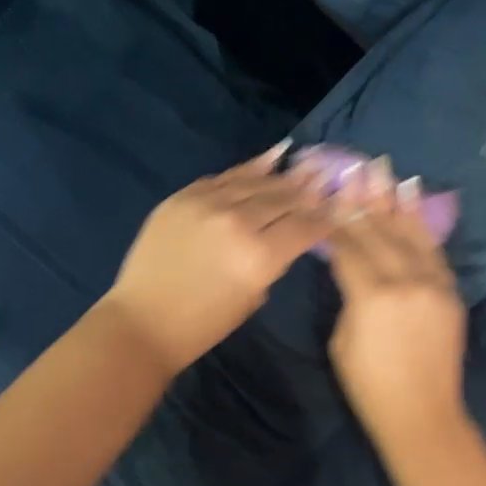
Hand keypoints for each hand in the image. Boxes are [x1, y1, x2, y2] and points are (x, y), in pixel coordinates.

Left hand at [102, 143, 333, 372]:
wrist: (144, 321)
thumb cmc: (203, 325)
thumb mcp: (252, 298)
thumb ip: (273, 263)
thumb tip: (285, 237)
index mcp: (259, 257)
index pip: (305, 227)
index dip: (326, 217)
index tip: (340, 208)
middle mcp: (237, 222)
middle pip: (284, 198)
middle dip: (310, 190)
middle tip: (330, 178)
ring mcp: (207, 204)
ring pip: (256, 182)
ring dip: (284, 175)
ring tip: (306, 166)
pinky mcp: (183, 197)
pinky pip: (224, 177)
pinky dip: (249, 169)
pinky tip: (270, 159)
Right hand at [325, 166, 469, 442]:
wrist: (423, 415)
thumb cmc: (370, 389)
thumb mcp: (342, 341)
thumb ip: (347, 297)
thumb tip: (349, 268)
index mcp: (371, 295)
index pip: (348, 245)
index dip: (333, 219)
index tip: (321, 193)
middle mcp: (406, 280)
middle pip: (378, 230)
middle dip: (361, 198)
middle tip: (350, 166)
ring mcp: (434, 284)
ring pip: (410, 232)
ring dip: (393, 200)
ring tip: (383, 169)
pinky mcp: (450, 292)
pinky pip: (433, 249)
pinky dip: (421, 223)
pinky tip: (412, 199)